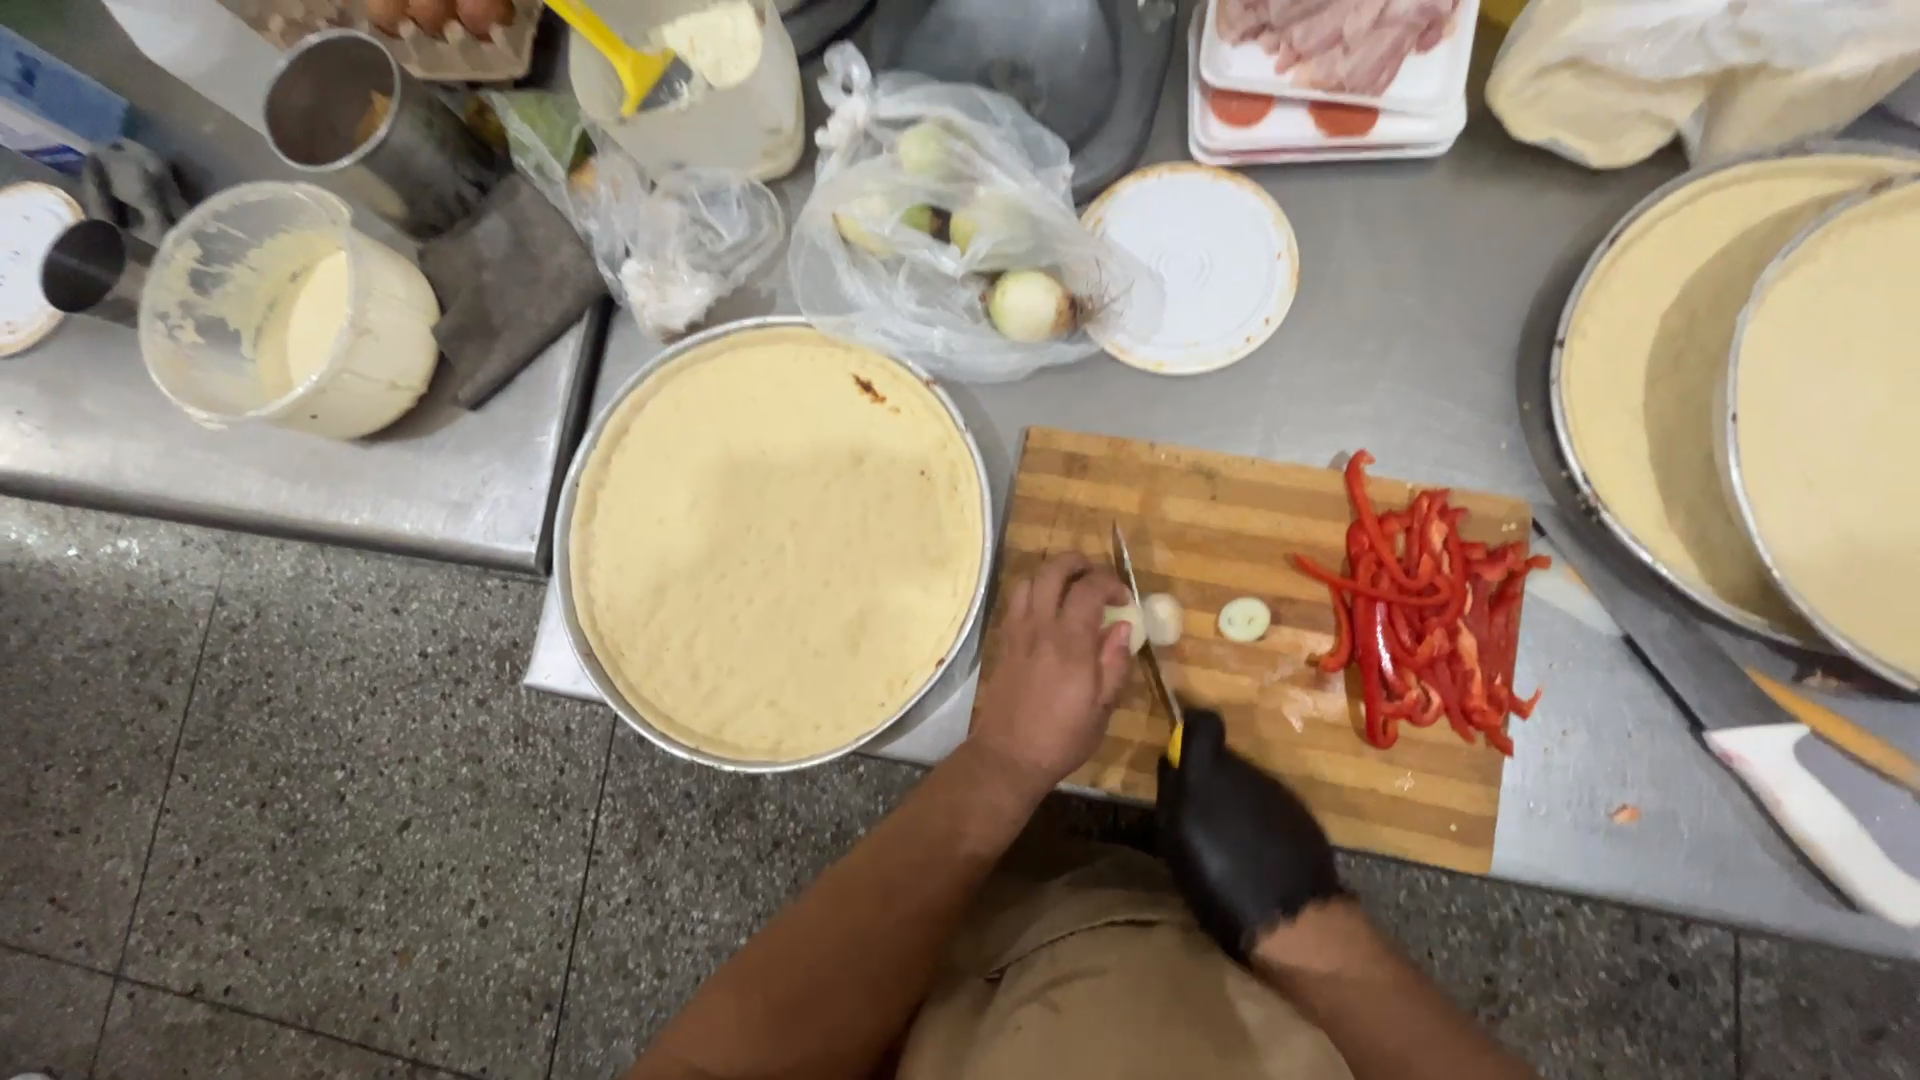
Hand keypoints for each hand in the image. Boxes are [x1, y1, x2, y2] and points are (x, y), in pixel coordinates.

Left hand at [967, 553, 1134, 797]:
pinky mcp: (1003, 642)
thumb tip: (1123, 627)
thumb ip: (1115, 663)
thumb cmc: (1062, 737)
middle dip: (1078, 563)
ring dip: (1052, 575)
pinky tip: (1047, 611)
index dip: (1110, 583)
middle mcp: (1039, 627)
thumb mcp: (1103, 708)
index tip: (1124, 599)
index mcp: (1069, 642)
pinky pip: (1015, 602)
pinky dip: (1033, 593)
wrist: (1008, 755)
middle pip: (1052, 571)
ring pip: (1029, 580)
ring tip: (1071, 588)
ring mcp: (1016, 632)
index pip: (1088, 588)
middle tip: (1097, 576)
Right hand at [1156, 709, 1345, 962]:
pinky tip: (1258, 855)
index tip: (1180, 753)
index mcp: (1209, 773)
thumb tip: (1169, 761)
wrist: (1294, 923)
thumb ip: (1170, 794)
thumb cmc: (1218, 883)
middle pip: (1223, 758)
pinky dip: (1259, 821)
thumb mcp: (1175, 842)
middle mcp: (1247, 771)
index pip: (1202, 722)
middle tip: (1198, 815)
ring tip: (1228, 842)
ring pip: (1247, 782)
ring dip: (1234, 800)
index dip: (1190, 731)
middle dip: (1209, 777)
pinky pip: (1270, 805)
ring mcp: (1279, 792)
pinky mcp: (1303, 815)